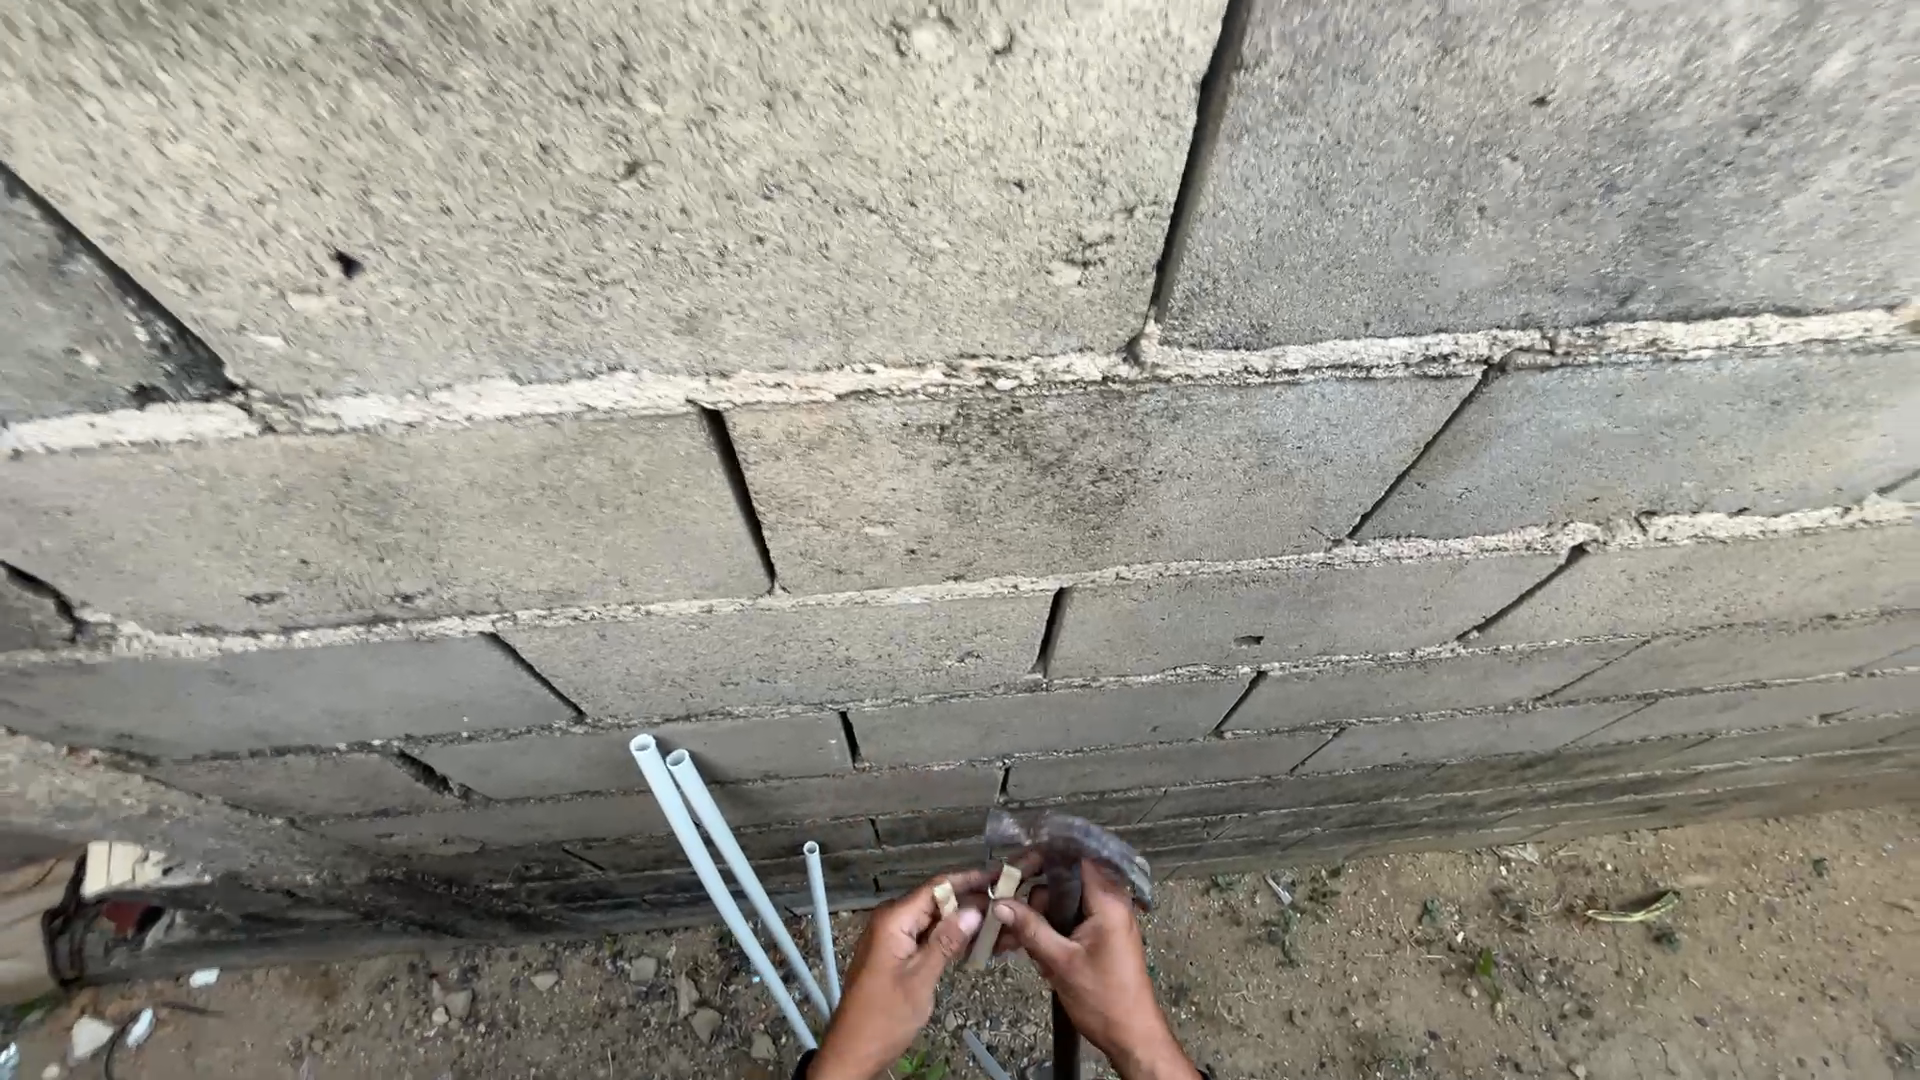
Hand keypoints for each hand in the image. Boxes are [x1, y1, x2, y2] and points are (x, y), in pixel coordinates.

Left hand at [809, 867, 990, 1079]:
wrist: (852, 1052)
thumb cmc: (885, 1017)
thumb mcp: (921, 979)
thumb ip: (946, 942)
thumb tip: (974, 910)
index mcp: (893, 919)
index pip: (936, 887)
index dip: (967, 879)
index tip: (996, 875)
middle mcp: (890, 919)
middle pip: (934, 900)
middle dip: (966, 900)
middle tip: (1001, 902)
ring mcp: (890, 936)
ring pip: (930, 918)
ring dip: (957, 920)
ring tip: (992, 920)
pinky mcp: (892, 952)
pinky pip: (922, 935)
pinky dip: (944, 937)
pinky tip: (968, 941)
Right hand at [990, 860, 1198, 1079]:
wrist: (1133, 1038)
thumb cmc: (1103, 999)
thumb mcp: (1061, 963)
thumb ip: (1030, 928)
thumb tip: (999, 903)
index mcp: (1107, 899)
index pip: (1073, 856)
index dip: (1042, 856)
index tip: (1014, 867)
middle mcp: (1110, 899)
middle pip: (1064, 878)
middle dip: (1034, 893)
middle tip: (1007, 908)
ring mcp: (1106, 916)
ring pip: (1063, 899)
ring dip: (1039, 915)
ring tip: (1015, 937)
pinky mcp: (1102, 932)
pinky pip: (1071, 916)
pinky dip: (1051, 927)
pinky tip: (1032, 947)